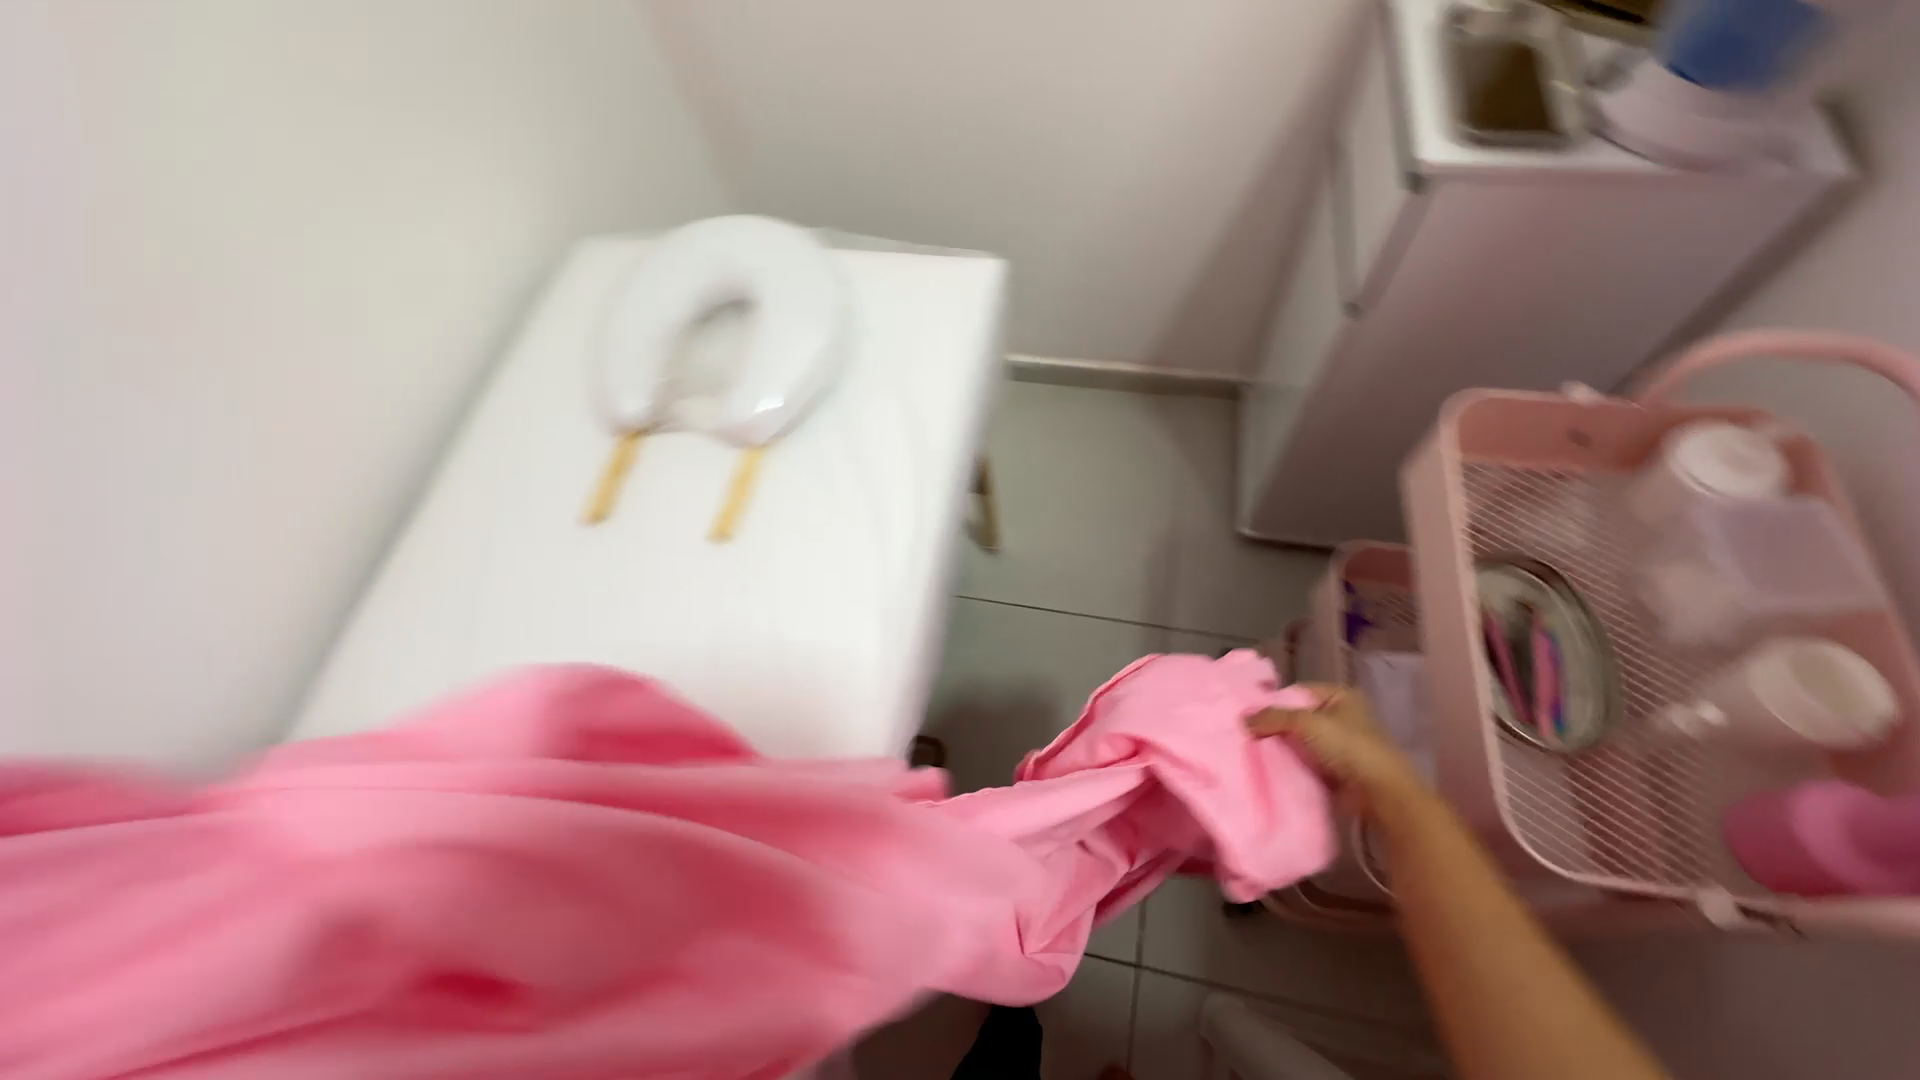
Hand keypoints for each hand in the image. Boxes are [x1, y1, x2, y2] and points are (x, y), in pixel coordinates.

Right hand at [1247, 684, 1428, 817]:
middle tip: (1247, 735)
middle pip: (1296, 717)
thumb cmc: (1347, 747)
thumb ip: (1273, 717)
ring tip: (1253, 752)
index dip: (1273, 702)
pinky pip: (1306, 761)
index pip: (1297, 692)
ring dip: (1281, 748)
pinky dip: (1291, 764)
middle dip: (1274, 727)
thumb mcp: (1306, 722)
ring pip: (1299, 741)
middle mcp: (1341, 716)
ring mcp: (1340, 744)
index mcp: (1340, 696)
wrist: (1377, 792)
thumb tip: (1244, 720)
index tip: (1249, 715)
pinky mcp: (1336, 768)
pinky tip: (1271, 768)